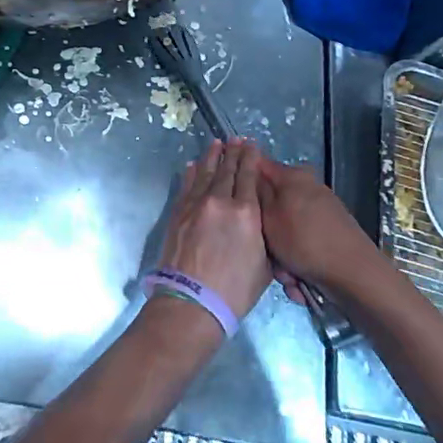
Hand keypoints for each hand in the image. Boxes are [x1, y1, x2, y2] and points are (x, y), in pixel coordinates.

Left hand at [156, 139, 273, 322]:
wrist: (192, 303)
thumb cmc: (234, 291)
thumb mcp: (264, 265)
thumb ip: (262, 237)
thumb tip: (257, 224)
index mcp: (247, 212)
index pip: (249, 176)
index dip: (251, 158)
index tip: (252, 145)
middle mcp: (221, 201)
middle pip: (228, 170)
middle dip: (233, 152)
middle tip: (236, 138)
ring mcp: (196, 205)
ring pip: (205, 173)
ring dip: (212, 157)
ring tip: (216, 143)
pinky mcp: (178, 214)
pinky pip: (187, 186)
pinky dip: (191, 174)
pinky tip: (192, 165)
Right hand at [255, 159, 379, 296]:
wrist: (351, 273)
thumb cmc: (304, 241)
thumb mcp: (268, 217)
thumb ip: (255, 194)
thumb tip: (248, 175)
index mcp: (293, 176)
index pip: (258, 165)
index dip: (242, 179)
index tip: (230, 200)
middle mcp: (307, 189)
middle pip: (272, 207)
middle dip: (266, 234)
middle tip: (269, 253)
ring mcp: (319, 212)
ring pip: (285, 233)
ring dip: (282, 256)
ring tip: (289, 273)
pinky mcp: (327, 234)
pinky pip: (301, 247)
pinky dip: (298, 264)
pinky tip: (302, 279)